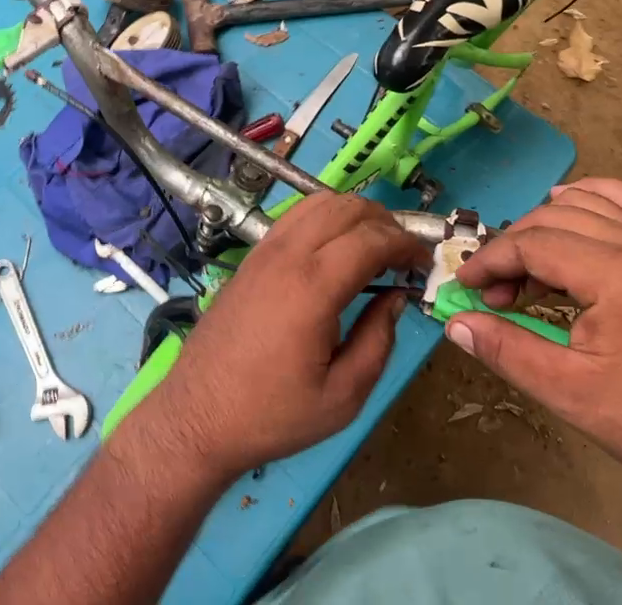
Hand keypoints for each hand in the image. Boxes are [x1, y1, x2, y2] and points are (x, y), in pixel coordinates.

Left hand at [129, 193, 425, 477]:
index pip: (371, 239)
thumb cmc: (272, 415)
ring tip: (373, 249)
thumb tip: (396, 298)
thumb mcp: (342, 397)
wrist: (197, 418)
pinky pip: (294, 217)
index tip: (423, 266)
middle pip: (347, 208)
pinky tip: (335, 251)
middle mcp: (286, 256)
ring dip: (355, 214)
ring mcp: (263, 252)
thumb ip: (379, 341)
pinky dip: (325, 218)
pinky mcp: (249, 258)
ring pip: (318, 203)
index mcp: (312, 288)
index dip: (405, 245)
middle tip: (403, 257)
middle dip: (385, 223)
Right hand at [445, 178, 621, 495]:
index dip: (491, 261)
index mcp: (616, 274)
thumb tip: (456, 323)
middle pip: (554, 218)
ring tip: (523, 268)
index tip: (463, 287)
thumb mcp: (568, 391)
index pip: (534, 244)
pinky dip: (590, 201)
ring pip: (587, 203)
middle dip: (512, 247)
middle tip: (492, 293)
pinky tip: (569, 213)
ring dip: (544, 225)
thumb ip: (507, 349)